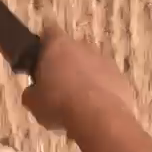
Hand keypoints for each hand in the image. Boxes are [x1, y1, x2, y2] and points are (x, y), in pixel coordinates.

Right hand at [23, 26, 138, 134]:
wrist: (99, 119)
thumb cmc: (59, 105)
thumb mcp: (33, 103)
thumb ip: (31, 92)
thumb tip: (33, 91)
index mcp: (58, 46)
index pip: (49, 32)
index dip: (43, 45)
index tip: (40, 60)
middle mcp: (83, 47)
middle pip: (71, 50)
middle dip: (64, 65)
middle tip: (56, 88)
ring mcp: (105, 61)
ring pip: (90, 66)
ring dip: (83, 79)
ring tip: (76, 104)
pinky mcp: (120, 77)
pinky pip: (105, 81)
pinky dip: (99, 92)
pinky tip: (93, 111)